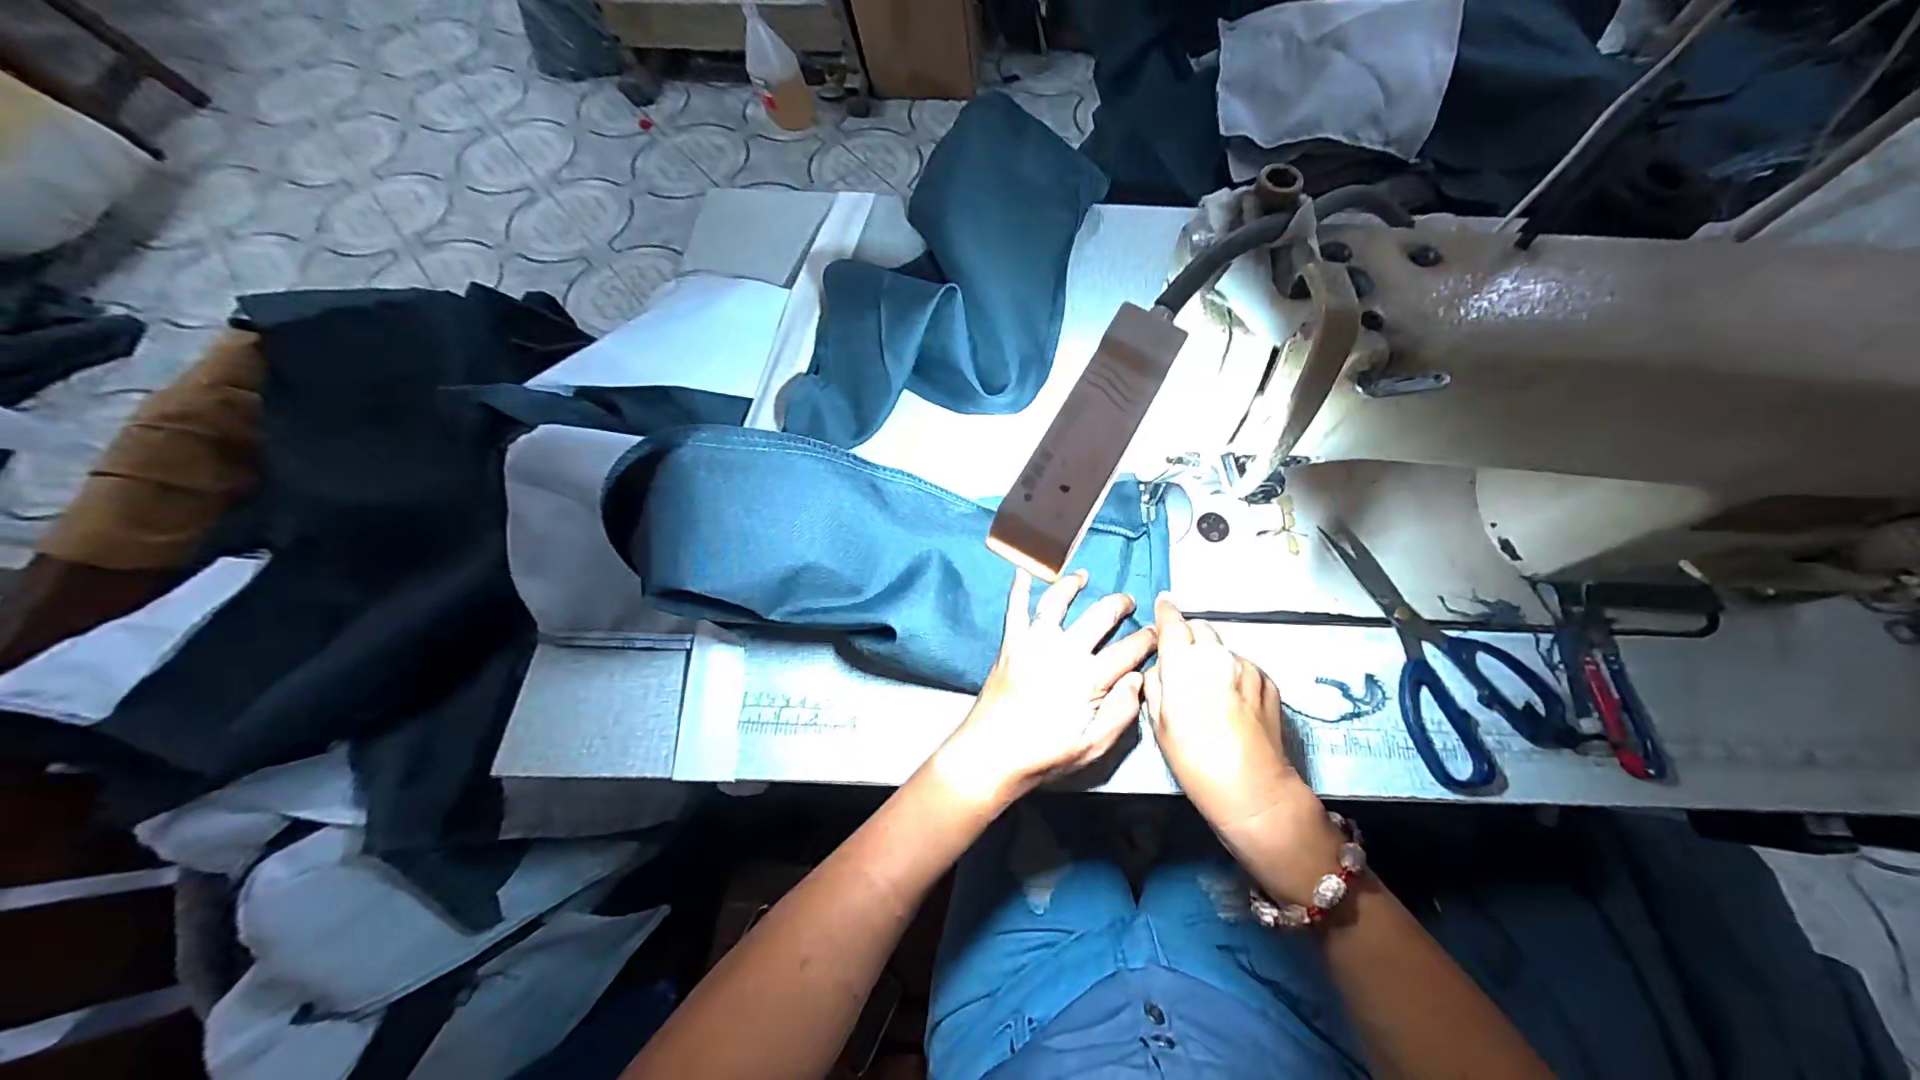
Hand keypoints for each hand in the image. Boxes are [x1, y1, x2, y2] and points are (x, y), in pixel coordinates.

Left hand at [932, 570, 1156, 805]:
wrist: (990, 754)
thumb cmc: (1043, 755)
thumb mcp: (1093, 746)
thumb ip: (1121, 712)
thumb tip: (1138, 679)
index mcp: (1089, 677)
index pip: (1129, 650)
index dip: (1148, 639)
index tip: (1157, 634)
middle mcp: (1064, 651)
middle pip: (1100, 615)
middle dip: (1119, 604)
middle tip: (1128, 602)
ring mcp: (1034, 644)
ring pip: (1057, 602)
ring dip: (1072, 585)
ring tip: (1082, 576)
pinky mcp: (1010, 645)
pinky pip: (1015, 610)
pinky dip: (1019, 589)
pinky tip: (1022, 572)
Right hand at [1145, 596, 1337, 894]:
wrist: (1255, 790)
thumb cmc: (1195, 761)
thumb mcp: (1159, 725)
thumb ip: (1155, 686)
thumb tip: (1159, 668)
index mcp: (1185, 664)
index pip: (1173, 623)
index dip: (1165, 611)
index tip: (1162, 604)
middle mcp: (1217, 657)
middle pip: (1200, 629)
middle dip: (1188, 636)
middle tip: (1180, 658)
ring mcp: (1247, 668)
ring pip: (1222, 648)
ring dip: (1211, 657)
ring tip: (1207, 687)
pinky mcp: (1268, 683)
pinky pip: (1243, 667)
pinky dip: (1232, 673)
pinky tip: (1230, 700)